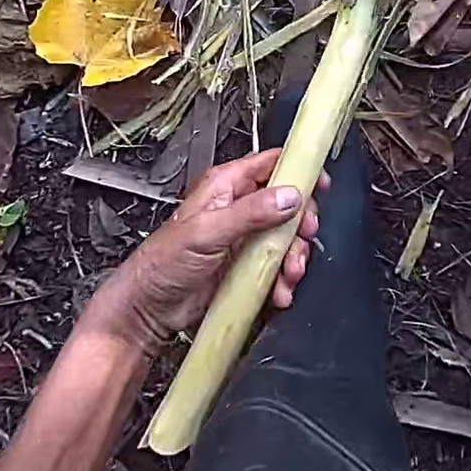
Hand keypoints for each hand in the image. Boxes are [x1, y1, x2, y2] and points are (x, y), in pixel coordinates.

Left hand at [86, 149, 322, 355]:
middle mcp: (239, 206)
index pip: (271, 164)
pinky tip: (278, 290)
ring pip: (287, 236)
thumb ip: (250, 212)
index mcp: (226, 185)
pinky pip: (279, 264)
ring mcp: (245, 236)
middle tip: (303, 239)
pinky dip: (284, 278)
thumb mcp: (208, 231)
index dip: (298, 169)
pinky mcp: (248, 263)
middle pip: (288, 202)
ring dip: (294, 256)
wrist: (151, 307)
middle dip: (301, 223)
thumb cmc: (163, 262)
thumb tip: (288, 195)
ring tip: (288, 274)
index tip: (320, 183)